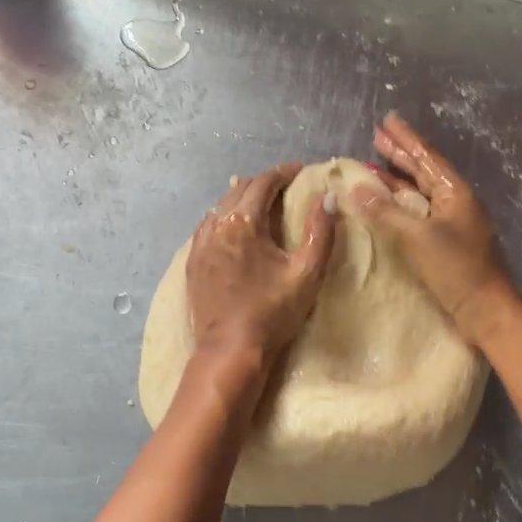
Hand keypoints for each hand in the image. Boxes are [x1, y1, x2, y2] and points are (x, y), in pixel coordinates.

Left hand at [186, 163, 336, 368]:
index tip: (301, 171)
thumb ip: (320, 232)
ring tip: (264, 207)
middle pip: (241, 188)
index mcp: (244, 221)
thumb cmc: (273, 312)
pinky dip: (226, 217)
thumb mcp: (307, 273)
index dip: (284, 173)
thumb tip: (328, 197)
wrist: (229, 351)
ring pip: (222, 205)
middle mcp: (217, 223)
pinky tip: (237, 229)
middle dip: (264, 183)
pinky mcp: (192, 260)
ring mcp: (200, 242)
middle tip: (286, 189)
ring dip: (243, 199)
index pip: (264, 182)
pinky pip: (209, 225)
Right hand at [353, 112, 516, 344]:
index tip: (387, 120)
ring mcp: (451, 221)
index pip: (426, 157)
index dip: (406, 138)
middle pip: (424, 169)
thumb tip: (356, 188)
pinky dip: (400, 199)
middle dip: (400, 152)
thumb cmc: (456, 269)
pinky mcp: (444, 240)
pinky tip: (384, 199)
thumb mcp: (418, 237)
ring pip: (420, 189)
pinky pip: (418, 208)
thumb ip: (386, 211)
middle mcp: (455, 201)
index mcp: (455, 192)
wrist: (486, 312)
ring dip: (398, 175)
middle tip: (377, 135)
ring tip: (375, 161)